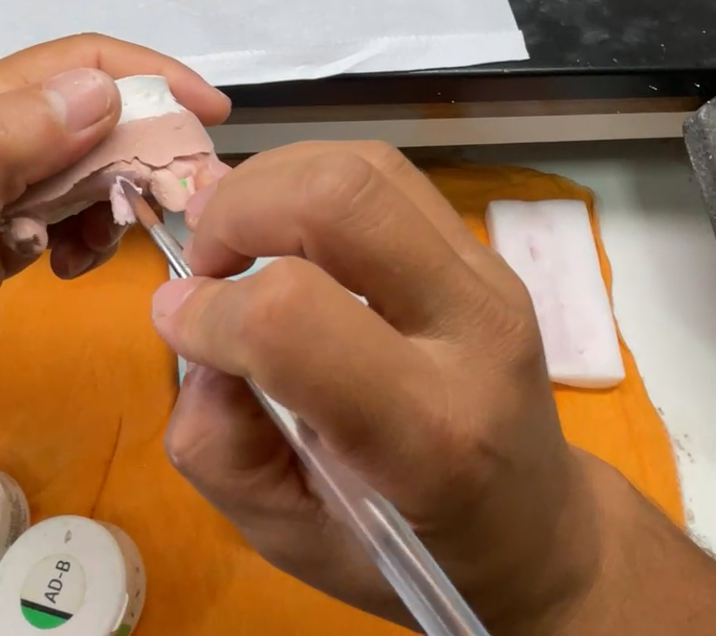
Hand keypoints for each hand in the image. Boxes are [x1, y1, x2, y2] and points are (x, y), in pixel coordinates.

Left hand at [0, 35, 227, 425]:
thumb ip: (9, 143)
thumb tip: (102, 94)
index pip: (84, 65)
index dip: (153, 76)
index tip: (212, 114)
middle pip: (98, 118)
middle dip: (151, 146)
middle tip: (189, 194)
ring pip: (89, 170)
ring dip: (120, 198)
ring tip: (118, 239)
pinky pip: (68, 218)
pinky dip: (89, 237)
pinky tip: (74, 269)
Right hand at [153, 142, 715, 635]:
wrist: (537, 522)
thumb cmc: (414, 549)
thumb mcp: (294, 539)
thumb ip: (222, 448)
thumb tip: (197, 330)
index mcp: (429, 433)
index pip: (298, 320)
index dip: (215, 310)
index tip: (179, 318)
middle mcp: (472, 330)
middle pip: (345, 201)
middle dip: (243, 208)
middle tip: (206, 256)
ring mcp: (488, 275)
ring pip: (368, 166)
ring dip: (274, 179)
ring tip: (234, 226)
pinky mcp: (483, 249)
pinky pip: (388, 173)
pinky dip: (313, 175)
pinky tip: (286, 219)